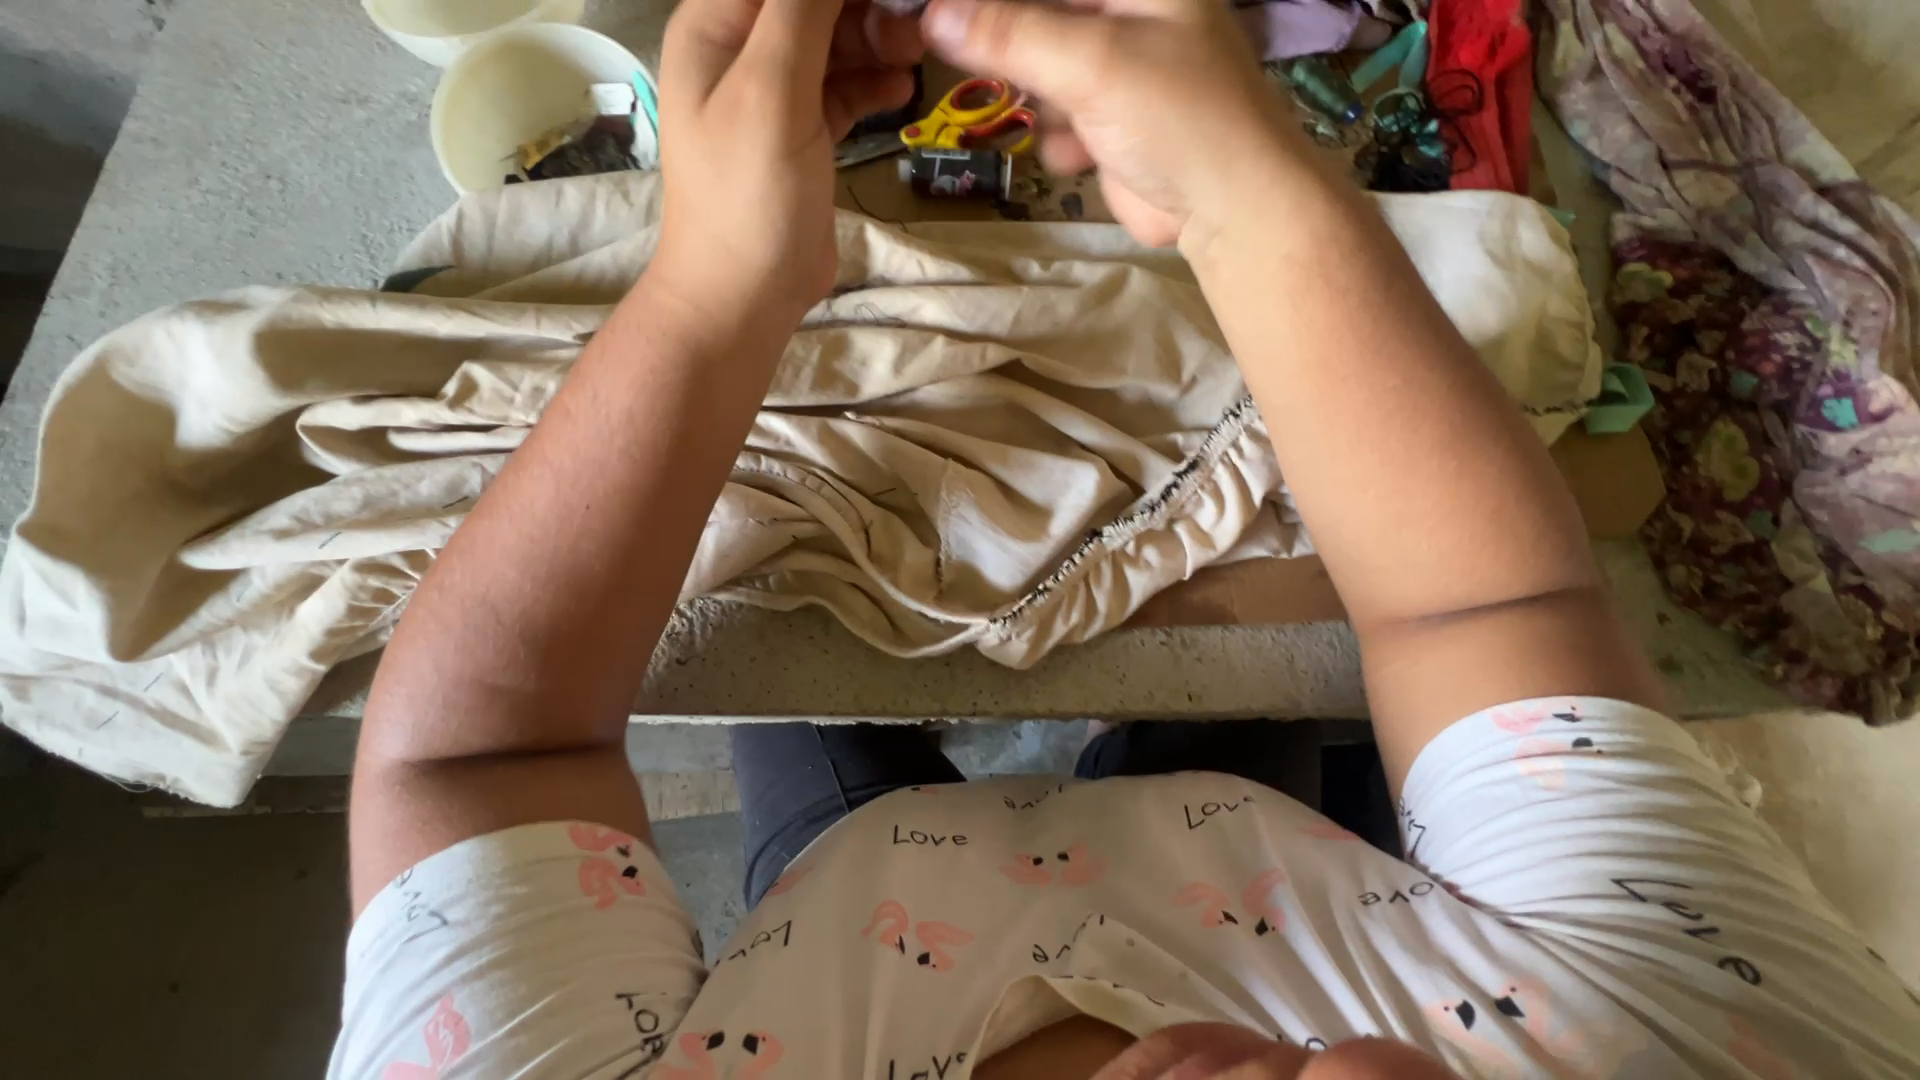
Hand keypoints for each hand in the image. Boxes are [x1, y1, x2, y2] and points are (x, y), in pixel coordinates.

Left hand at [653, 0, 922, 318]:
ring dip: (875, 40)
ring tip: (915, 53)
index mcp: (716, 26)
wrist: (745, 296)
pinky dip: (871, 84)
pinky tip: (902, 88)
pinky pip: (842, 91)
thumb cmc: (748, 195)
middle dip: (863, 5)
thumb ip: (802, 11)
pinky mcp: (802, 139)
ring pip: (832, 43)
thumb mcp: (770, 89)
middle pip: (811, 3)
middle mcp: (741, 53)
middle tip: (914, 20)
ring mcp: (773, 98)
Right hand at [920, 0, 1309, 248]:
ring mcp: (1119, 68)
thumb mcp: (1092, 63)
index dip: (994, 4)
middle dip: (1012, 46)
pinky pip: (1059, 117)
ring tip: (1065, 122)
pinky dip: (1061, 138)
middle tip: (975, 63)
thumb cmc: (1175, 114)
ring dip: (1040, 100)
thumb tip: (932, 17)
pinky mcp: (1110, 121)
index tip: (946, 18)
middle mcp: (1127, 12)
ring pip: (1042, 68)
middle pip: (1040, 16)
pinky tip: (1082, 156)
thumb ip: (1010, 35)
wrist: (1226, 207)